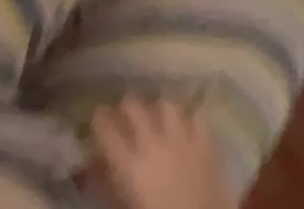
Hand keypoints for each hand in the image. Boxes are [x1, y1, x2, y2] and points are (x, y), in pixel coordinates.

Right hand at [88, 99, 235, 208]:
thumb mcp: (125, 204)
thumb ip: (109, 181)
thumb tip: (96, 165)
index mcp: (128, 163)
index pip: (104, 126)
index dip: (98, 117)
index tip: (97, 117)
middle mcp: (152, 144)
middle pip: (133, 106)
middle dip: (126, 107)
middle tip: (125, 115)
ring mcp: (181, 141)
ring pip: (166, 105)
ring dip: (159, 109)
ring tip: (158, 116)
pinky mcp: (207, 146)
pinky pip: (197, 118)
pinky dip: (190, 120)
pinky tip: (187, 127)